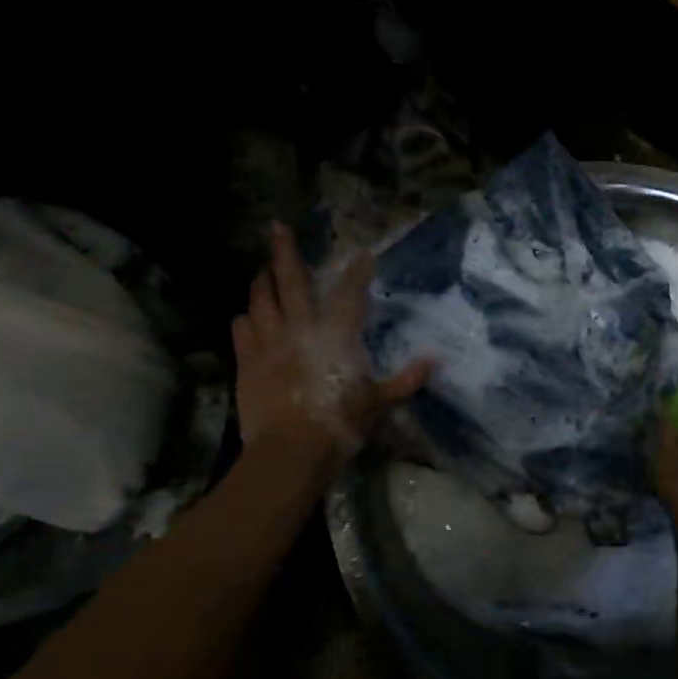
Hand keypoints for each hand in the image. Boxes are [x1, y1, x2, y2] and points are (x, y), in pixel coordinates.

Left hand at [232, 224, 433, 464]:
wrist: (290, 450)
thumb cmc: (339, 425)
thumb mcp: (378, 404)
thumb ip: (405, 380)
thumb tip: (435, 361)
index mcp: (336, 337)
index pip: (351, 295)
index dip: (358, 273)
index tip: (363, 255)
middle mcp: (299, 328)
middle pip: (290, 280)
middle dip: (285, 251)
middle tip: (277, 227)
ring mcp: (268, 342)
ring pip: (260, 299)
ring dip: (262, 281)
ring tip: (262, 270)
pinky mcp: (247, 361)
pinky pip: (242, 329)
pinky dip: (246, 318)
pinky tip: (247, 317)